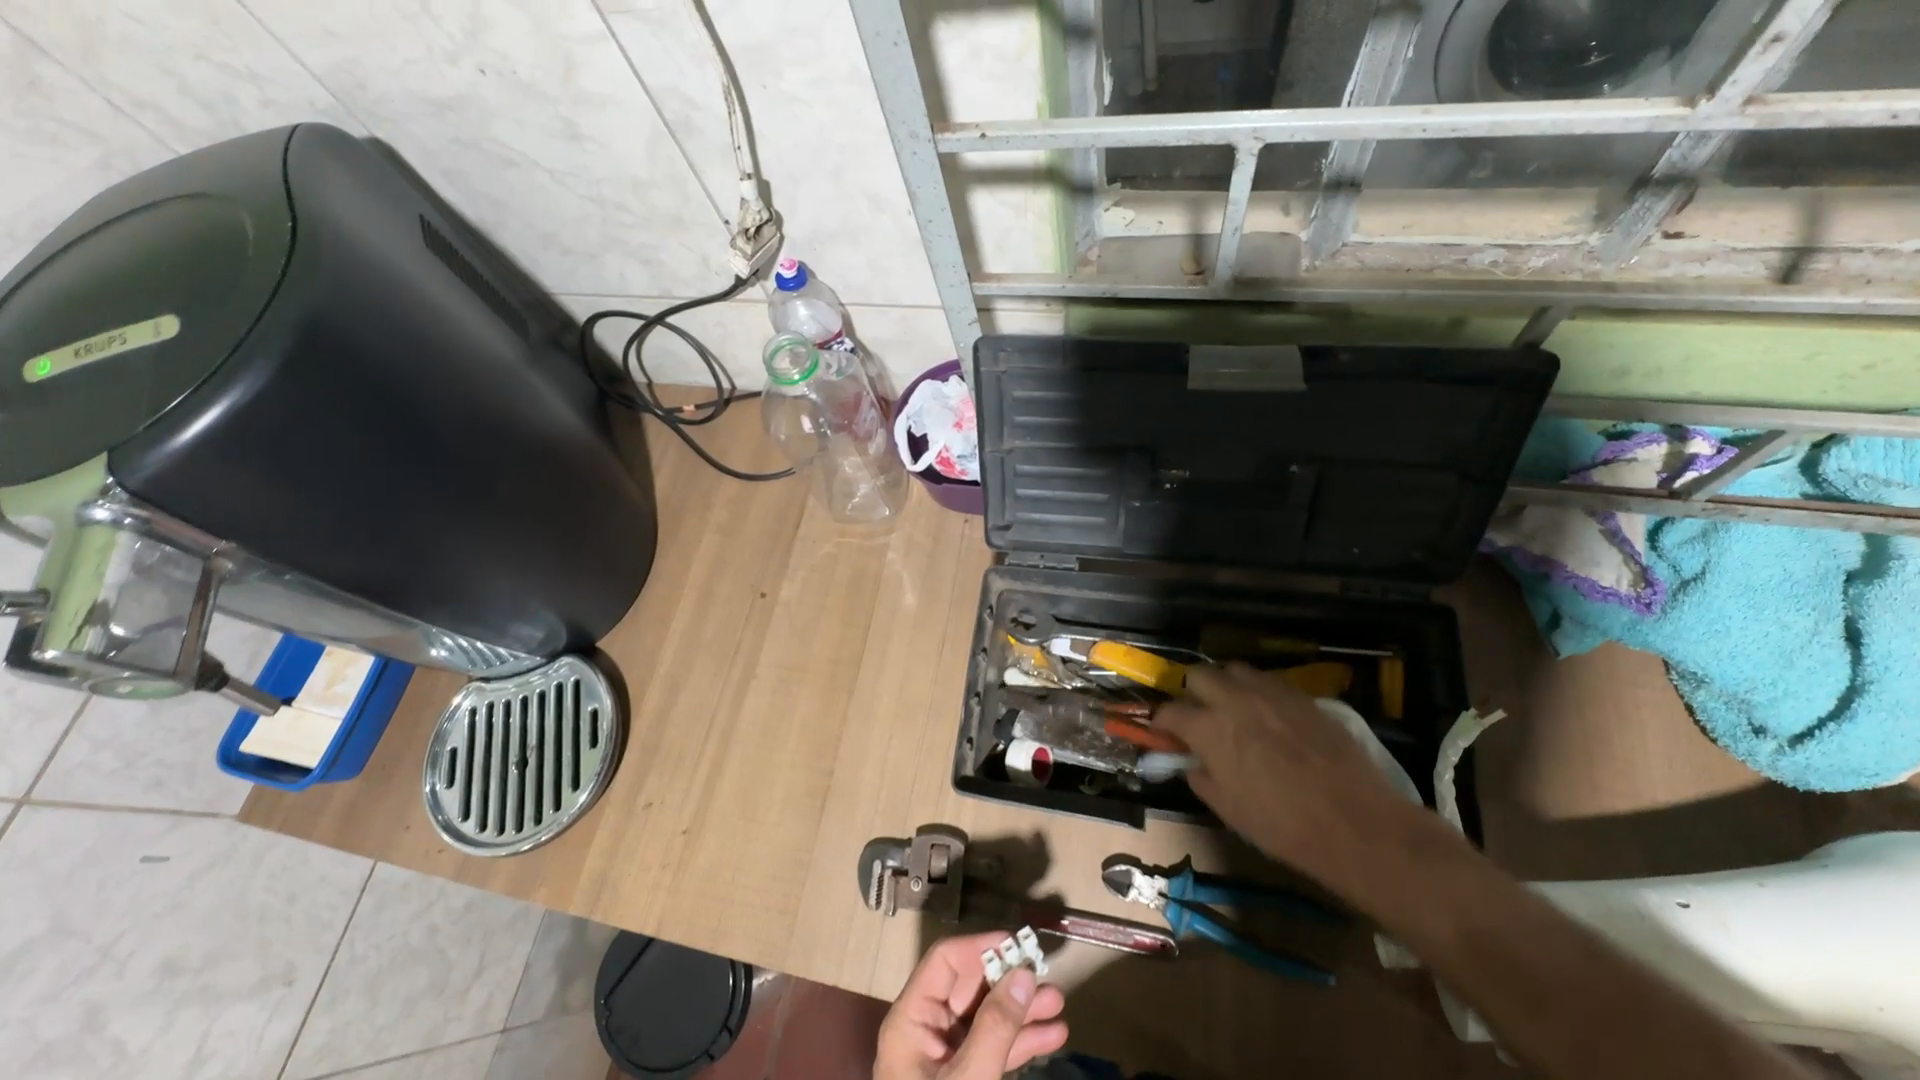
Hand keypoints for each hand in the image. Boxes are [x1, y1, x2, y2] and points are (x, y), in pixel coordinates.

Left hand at [874, 931, 1068, 1078]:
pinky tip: (1053, 1038)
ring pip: (987, 1018)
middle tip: (1049, 979)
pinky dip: (1021, 1042)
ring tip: (1060, 1008)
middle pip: (971, 988)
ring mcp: (945, 1057)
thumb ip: (995, 1028)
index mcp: (912, 1019)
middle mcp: (927, 1030)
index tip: (1022, 944)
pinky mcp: (963, 1078)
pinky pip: (993, 1049)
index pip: (945, 963)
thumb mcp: (965, 1079)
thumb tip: (1023, 974)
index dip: (982, 947)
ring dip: (1023, 1011)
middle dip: (1011, 981)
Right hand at [1156, 663, 1411, 879]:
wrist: (1352, 821)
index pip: (1169, 711)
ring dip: (1226, 685)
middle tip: (1198, 716)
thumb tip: (1191, 763)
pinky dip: (1258, 692)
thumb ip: (1200, 777)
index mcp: (1208, 728)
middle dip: (1191, 692)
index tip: (1163, 733)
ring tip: (1233, 709)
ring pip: (1235, 670)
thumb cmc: (1280, 824)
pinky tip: (1268, 716)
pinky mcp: (1303, 697)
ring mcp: (1271, 693)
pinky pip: (1269, 681)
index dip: (1161, 722)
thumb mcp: (1226, 809)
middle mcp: (1235, 699)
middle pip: (1199, 675)